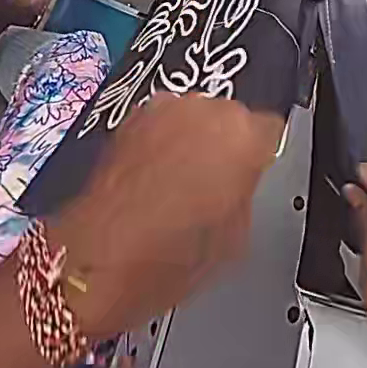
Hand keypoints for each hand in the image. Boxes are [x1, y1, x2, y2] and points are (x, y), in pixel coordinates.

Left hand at [47, 93, 283, 338]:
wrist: (95, 260)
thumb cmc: (168, 256)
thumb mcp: (236, 232)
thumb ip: (246, 187)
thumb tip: (239, 178)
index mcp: (244, 135)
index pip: (271, 129)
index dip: (262, 154)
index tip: (253, 171)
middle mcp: (206, 110)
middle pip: (231, 118)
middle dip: (226, 145)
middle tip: (215, 183)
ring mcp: (166, 107)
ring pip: (196, 116)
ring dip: (193, 139)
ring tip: (180, 181)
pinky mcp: (131, 116)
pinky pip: (163, 122)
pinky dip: (163, 141)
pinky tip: (154, 176)